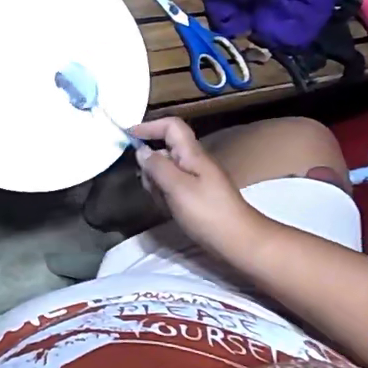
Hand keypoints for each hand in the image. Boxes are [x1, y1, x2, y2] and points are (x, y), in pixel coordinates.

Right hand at [130, 117, 270, 255]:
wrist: (239, 241)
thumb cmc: (208, 212)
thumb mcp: (177, 188)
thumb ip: (157, 167)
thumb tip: (142, 150)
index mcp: (192, 153)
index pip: (171, 126)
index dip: (149, 126)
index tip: (128, 136)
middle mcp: (194, 162)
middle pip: (165, 150)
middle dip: (150, 164)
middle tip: (149, 185)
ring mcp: (197, 179)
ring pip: (167, 170)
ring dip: (157, 183)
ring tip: (162, 202)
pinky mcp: (197, 196)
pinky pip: (173, 187)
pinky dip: (166, 195)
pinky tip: (169, 210)